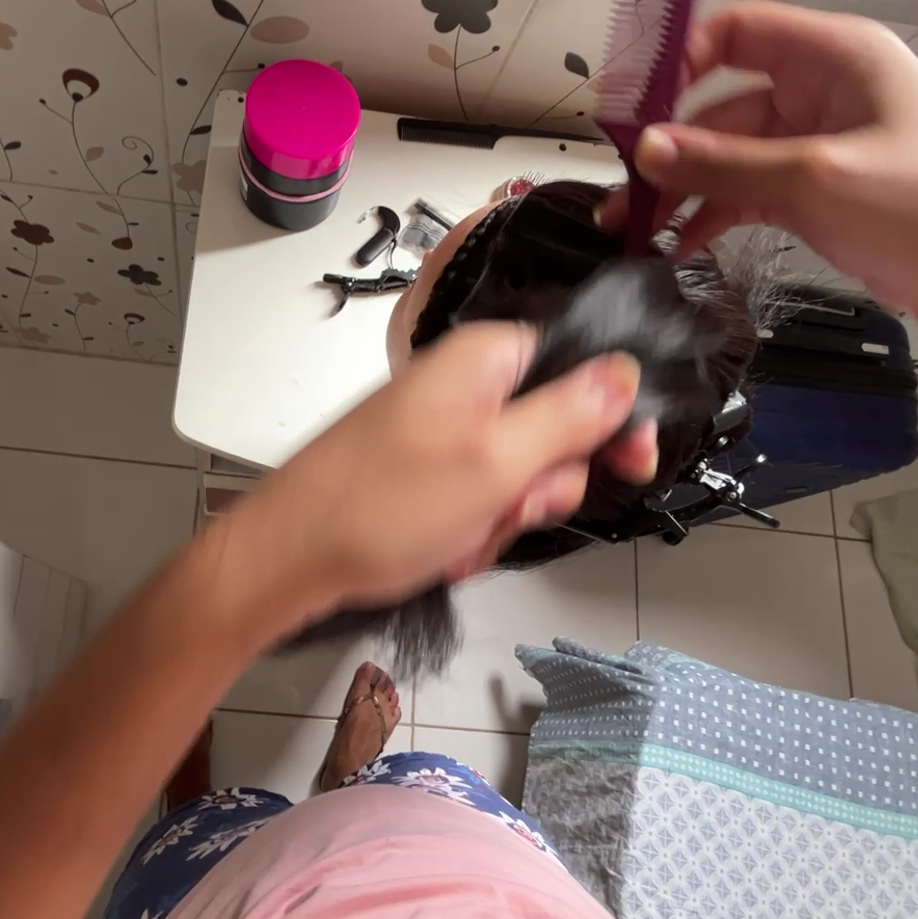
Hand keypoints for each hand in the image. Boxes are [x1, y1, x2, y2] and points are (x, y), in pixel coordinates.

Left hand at [226, 324, 654, 629]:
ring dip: (501, 517)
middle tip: (505, 505)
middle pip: (555, 431)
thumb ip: (569, 415)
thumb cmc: (376, 506)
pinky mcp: (427, 472)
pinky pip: (480, 501)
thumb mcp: (495, 461)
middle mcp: (463, 389)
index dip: (608, 419)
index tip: (625, 463)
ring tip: (459, 531)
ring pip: (519, 477)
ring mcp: (443, 434)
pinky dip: (471, 531)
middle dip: (539, 485)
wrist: (292, 558)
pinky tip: (441, 544)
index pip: (582, 367)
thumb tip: (623, 375)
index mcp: (482, 360)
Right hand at [637, 1, 917, 312]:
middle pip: (717, 110)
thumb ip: (721, 164)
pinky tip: (677, 246)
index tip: (634, 111)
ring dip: (678, 193)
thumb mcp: (810, 177)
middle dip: (668, 154)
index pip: (737, 34)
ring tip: (632, 230)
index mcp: (832, 57)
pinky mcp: (801, 190)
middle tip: (622, 195)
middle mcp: (814, 93)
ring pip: (721, 159)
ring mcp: (806, 145)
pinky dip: (705, 218)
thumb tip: (645, 151)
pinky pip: (736, 194)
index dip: (681, 63)